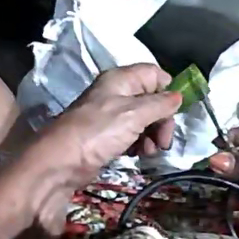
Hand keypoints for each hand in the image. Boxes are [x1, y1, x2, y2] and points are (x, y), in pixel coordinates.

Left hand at [12, 64, 179, 234]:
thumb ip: (159, 104)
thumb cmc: (97, 133)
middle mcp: (114, 94)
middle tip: (163, 142)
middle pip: (151, 100)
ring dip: (152, 135)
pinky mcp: (104, 138)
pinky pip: (130, 136)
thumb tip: (178, 96)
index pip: (154, 74)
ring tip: (149, 152)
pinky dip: (138, 144)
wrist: (59, 164)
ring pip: (142, 120)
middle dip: (162, 120)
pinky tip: (138, 155)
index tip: (177, 112)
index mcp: (119, 80)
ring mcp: (108, 117)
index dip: (168, 90)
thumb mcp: (133, 113)